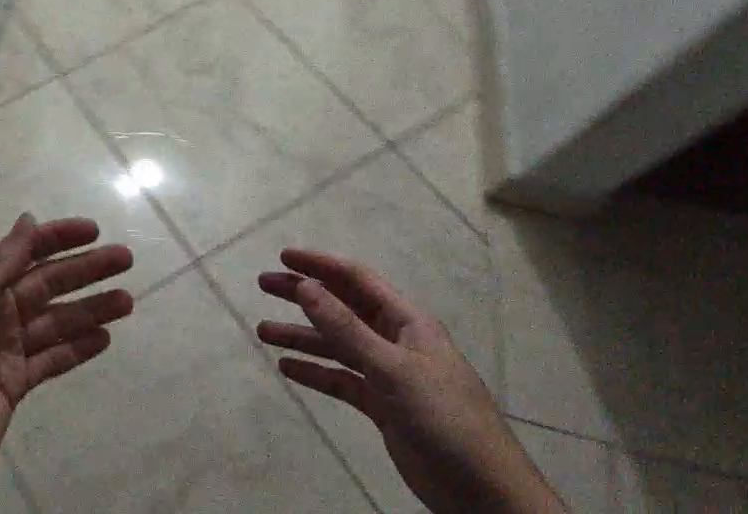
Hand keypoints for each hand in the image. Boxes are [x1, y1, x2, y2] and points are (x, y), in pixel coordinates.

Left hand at [0, 214, 134, 494]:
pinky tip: (105, 338)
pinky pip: (54, 358)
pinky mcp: (17, 382)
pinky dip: (79, 348)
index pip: (23, 252)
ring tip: (127, 301)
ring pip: (57, 321)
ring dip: (91, 309)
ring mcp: (7, 348)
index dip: (57, 238)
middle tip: (125, 259)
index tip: (93, 230)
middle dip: (84, 270)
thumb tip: (27, 219)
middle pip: (47, 283)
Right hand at [255, 249, 565, 513]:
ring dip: (302, 337)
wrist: (485, 492)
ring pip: (337, 345)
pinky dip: (316, 373)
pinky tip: (288, 369)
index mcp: (408, 323)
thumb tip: (306, 287)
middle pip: (342, 308)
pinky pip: (342, 380)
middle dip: (304, 295)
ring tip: (262, 331)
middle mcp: (397, 342)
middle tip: (264, 285)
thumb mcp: (392, 369)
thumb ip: (346, 328)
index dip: (320, 265)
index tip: (282, 257)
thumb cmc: (444, 418)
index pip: (357, 280)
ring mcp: (390, 375)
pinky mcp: (384, 406)